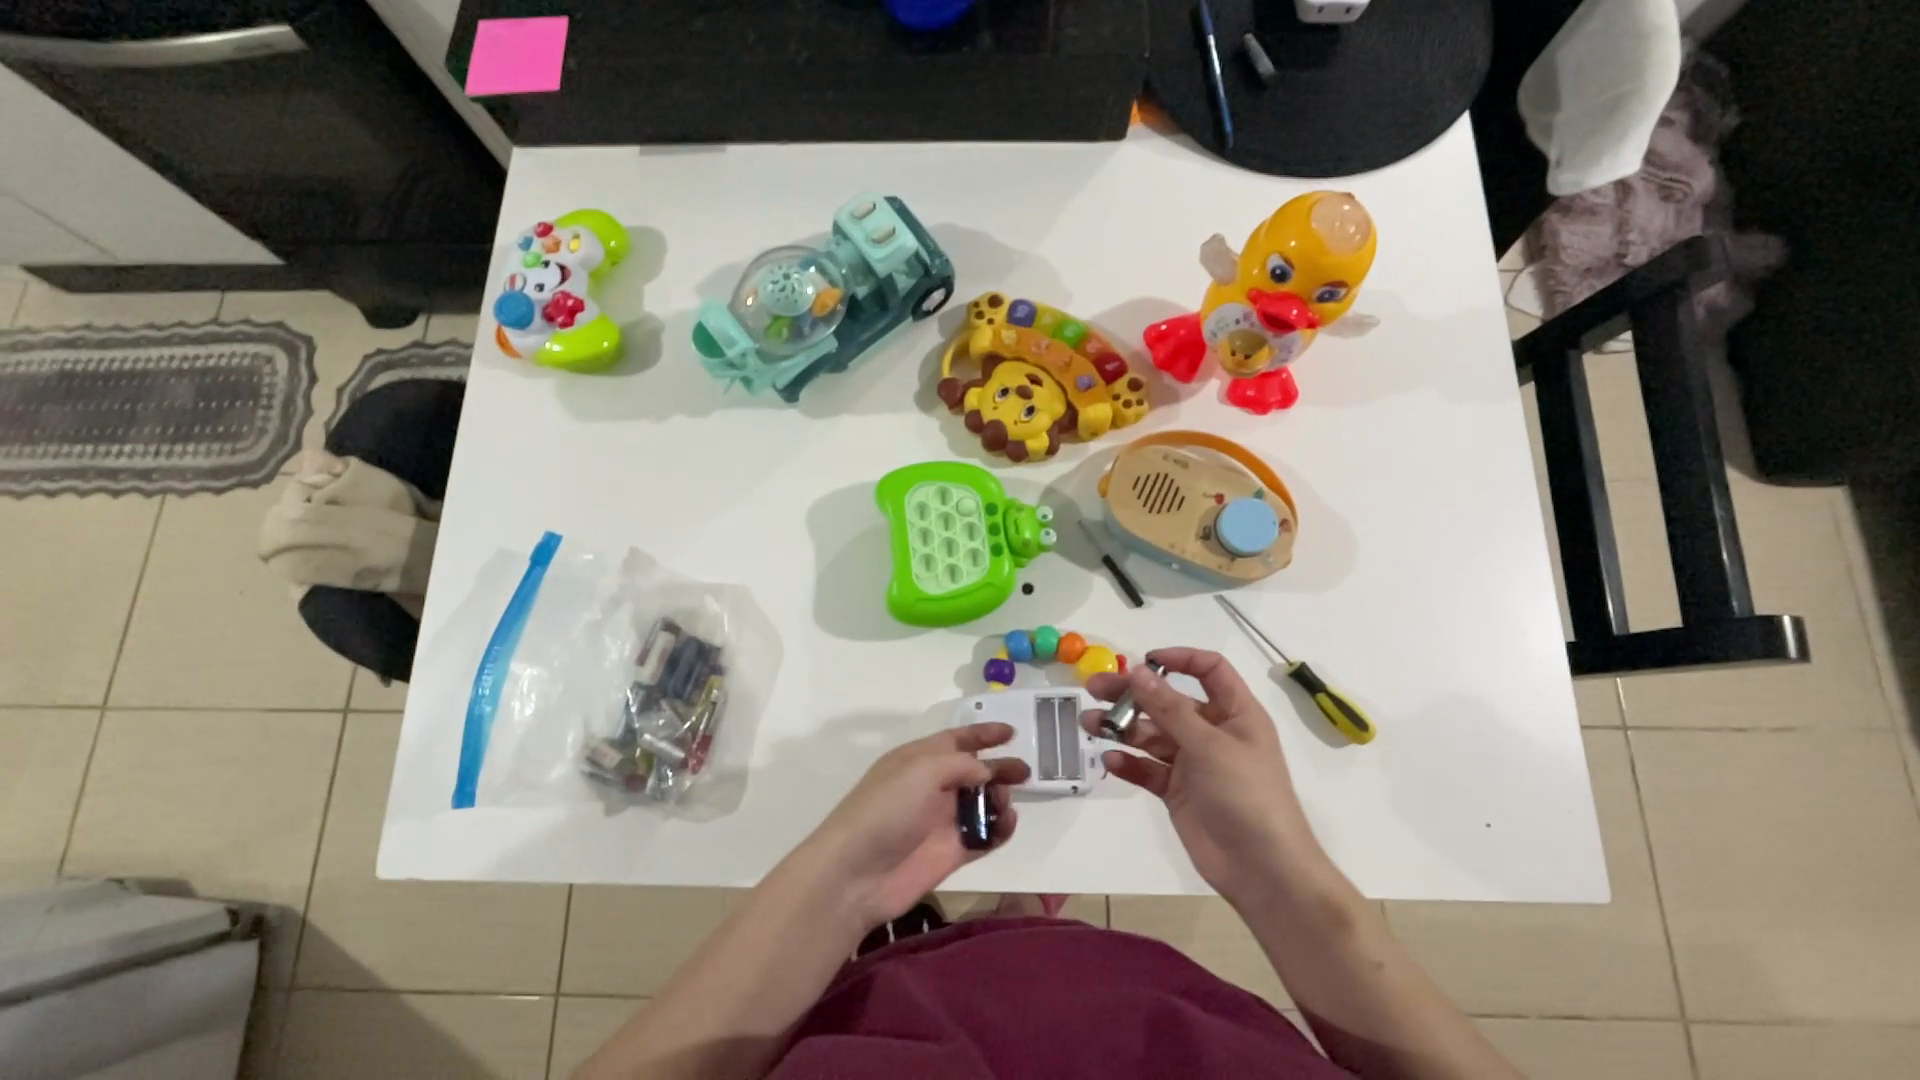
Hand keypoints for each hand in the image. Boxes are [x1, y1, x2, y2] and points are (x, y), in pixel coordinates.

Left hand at [798, 723, 1028, 926]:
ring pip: (983, 803)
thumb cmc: (886, 810)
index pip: (957, 740)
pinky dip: (1001, 829)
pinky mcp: (952, 852)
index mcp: (919, 760)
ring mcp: (942, 821)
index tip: (1012, 732)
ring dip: (1000, 799)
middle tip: (1024, 771)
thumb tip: (985, 771)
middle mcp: (933, 787)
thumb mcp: (922, 770)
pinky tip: (1007, 823)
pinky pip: (985, 836)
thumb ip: (961, 764)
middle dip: (1000, 767)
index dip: (983, 734)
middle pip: (975, 771)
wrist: (857, 874)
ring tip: (1003, 802)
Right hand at [1084, 649, 1329, 906]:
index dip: (1179, 659)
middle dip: (1132, 695)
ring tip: (1089, 724)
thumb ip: (1169, 709)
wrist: (1262, 869)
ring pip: (1151, 735)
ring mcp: (1194, 763)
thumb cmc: (1247, 795)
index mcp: (1235, 713)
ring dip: (1122, 728)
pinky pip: (1147, 769)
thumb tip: (1137, 671)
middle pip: (1168, 702)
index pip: (1209, 671)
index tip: (1143, 662)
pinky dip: (1128, 763)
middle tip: (1093, 688)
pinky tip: (1110, 761)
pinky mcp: (1177, 792)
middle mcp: (1213, 732)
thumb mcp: (1209, 745)